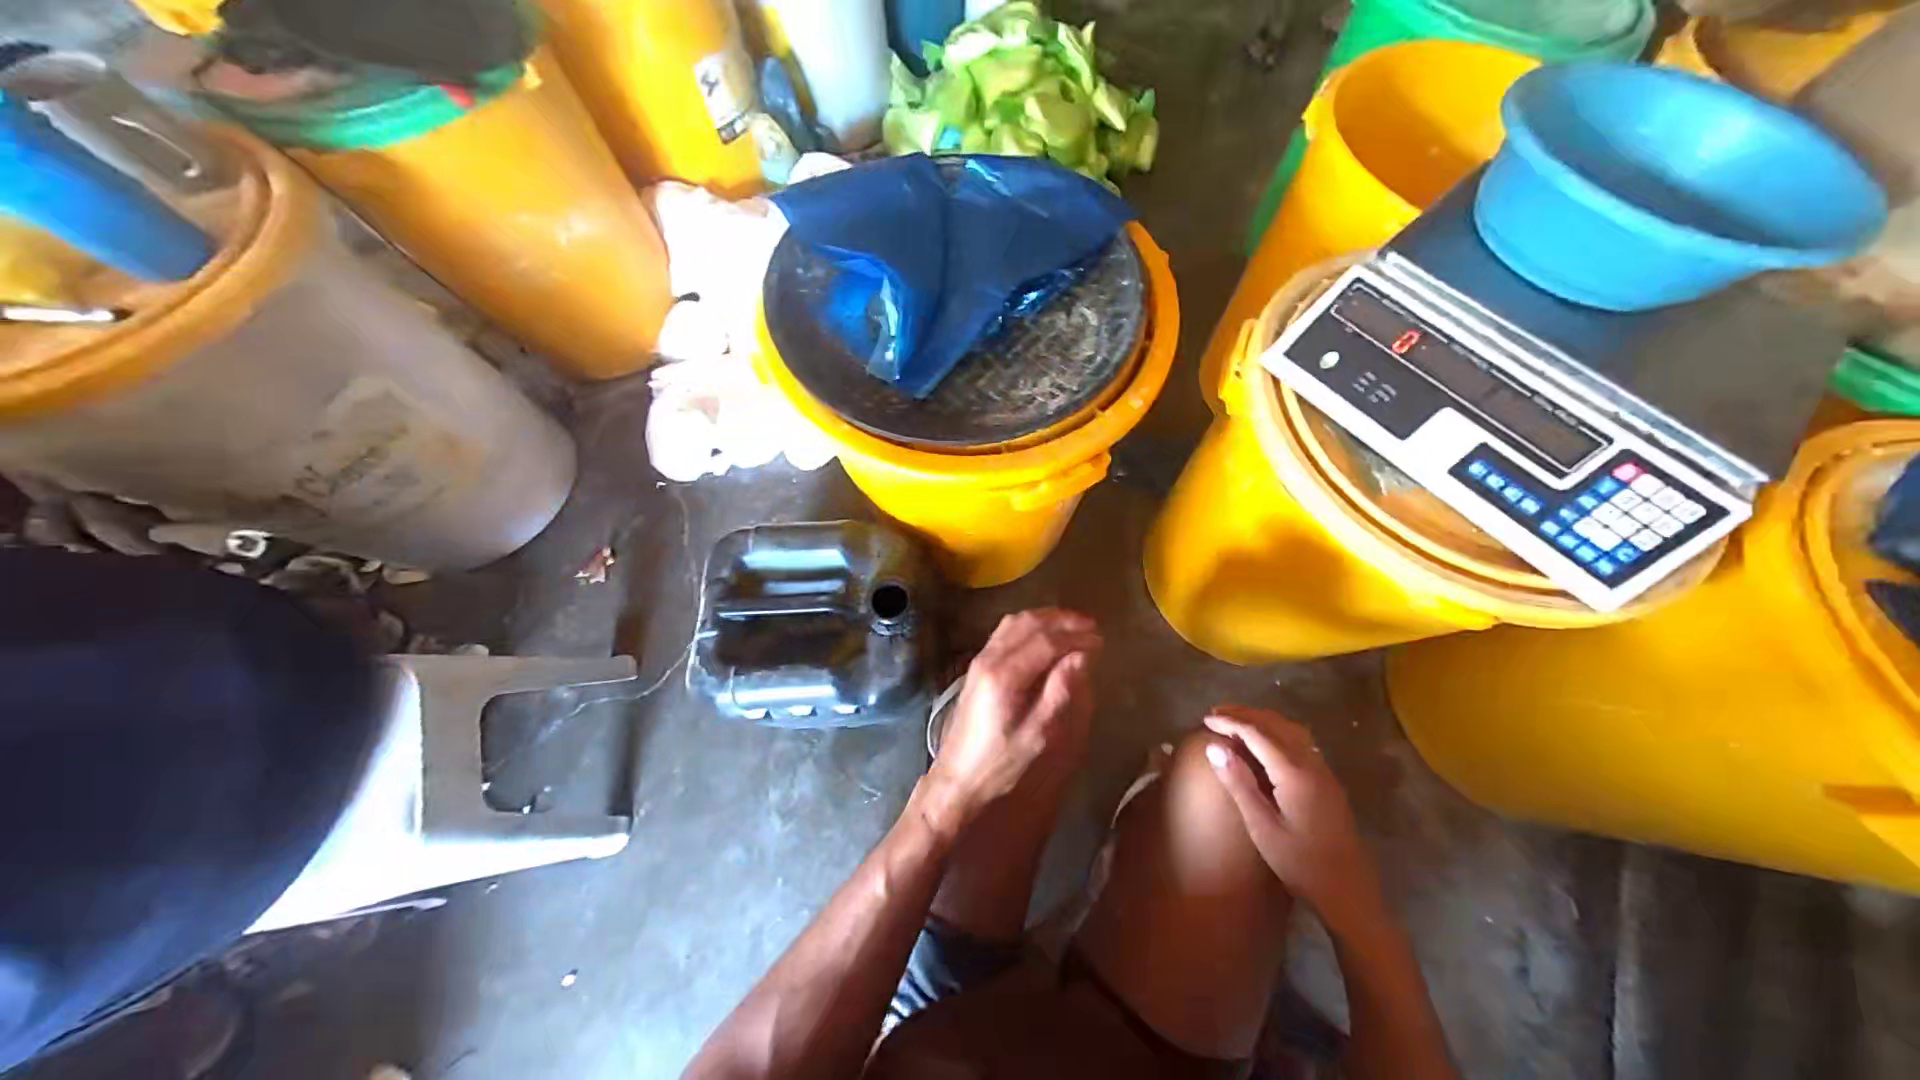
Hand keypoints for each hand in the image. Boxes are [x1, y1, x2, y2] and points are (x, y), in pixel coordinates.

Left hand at [918, 609, 1100, 837]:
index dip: (1075, 636)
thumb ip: (1060, 693)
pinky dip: (1029, 626)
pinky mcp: (976, 669)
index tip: (1101, 640)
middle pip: (1027, 623)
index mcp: (1004, 676)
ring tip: (1073, 626)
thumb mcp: (1039, 737)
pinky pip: (1004, 633)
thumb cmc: (1002, 766)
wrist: (959, 783)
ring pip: (1013, 624)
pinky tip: (1044, 637)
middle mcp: (988, 660)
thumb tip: (1081, 657)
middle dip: (1061, 620)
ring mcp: (978, 662)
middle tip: (1091, 626)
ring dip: (1045, 619)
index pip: (1045, 641)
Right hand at [1202, 706, 1383, 925]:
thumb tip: (1214, 746)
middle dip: (1245, 714)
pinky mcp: (1327, 781)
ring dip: (1262, 720)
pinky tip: (1264, 742)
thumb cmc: (1301, 863)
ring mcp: (1323, 771)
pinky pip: (1299, 741)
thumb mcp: (1262, 826)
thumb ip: (1239, 783)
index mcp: (1294, 773)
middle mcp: (1312, 764)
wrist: (1349, 892)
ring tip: (1236, 722)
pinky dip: (1276, 731)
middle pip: (1276, 724)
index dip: (1230, 722)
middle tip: (1215, 713)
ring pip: (1291, 730)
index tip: (1205, 719)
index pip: (1258, 733)